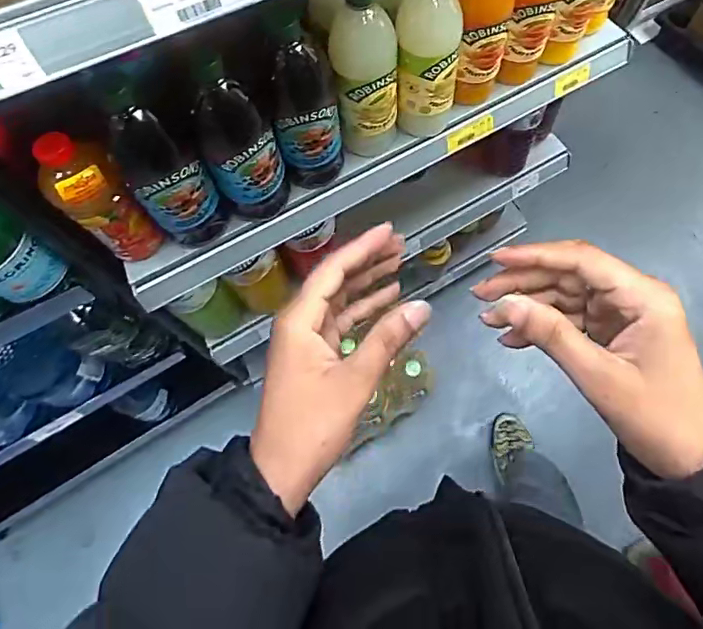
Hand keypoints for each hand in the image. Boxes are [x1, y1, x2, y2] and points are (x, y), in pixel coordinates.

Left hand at [251, 223, 429, 514]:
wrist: (280, 471)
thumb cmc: (313, 425)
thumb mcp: (355, 381)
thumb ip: (388, 339)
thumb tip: (421, 307)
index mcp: (299, 319)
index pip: (333, 270)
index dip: (362, 248)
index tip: (388, 231)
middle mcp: (299, 321)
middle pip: (336, 280)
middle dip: (367, 261)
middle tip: (400, 244)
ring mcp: (306, 338)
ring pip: (339, 300)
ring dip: (367, 283)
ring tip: (398, 265)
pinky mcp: (314, 354)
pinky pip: (341, 322)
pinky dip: (363, 310)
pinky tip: (387, 301)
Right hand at [473, 240, 702, 479]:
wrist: (696, 463)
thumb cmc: (658, 419)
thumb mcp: (600, 377)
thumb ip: (551, 335)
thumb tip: (505, 305)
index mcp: (642, 295)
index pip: (582, 260)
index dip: (536, 256)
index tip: (497, 259)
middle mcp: (632, 294)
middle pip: (569, 274)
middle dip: (524, 281)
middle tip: (482, 293)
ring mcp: (621, 312)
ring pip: (565, 294)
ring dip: (527, 304)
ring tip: (490, 317)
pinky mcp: (612, 330)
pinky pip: (570, 317)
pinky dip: (542, 325)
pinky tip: (513, 336)